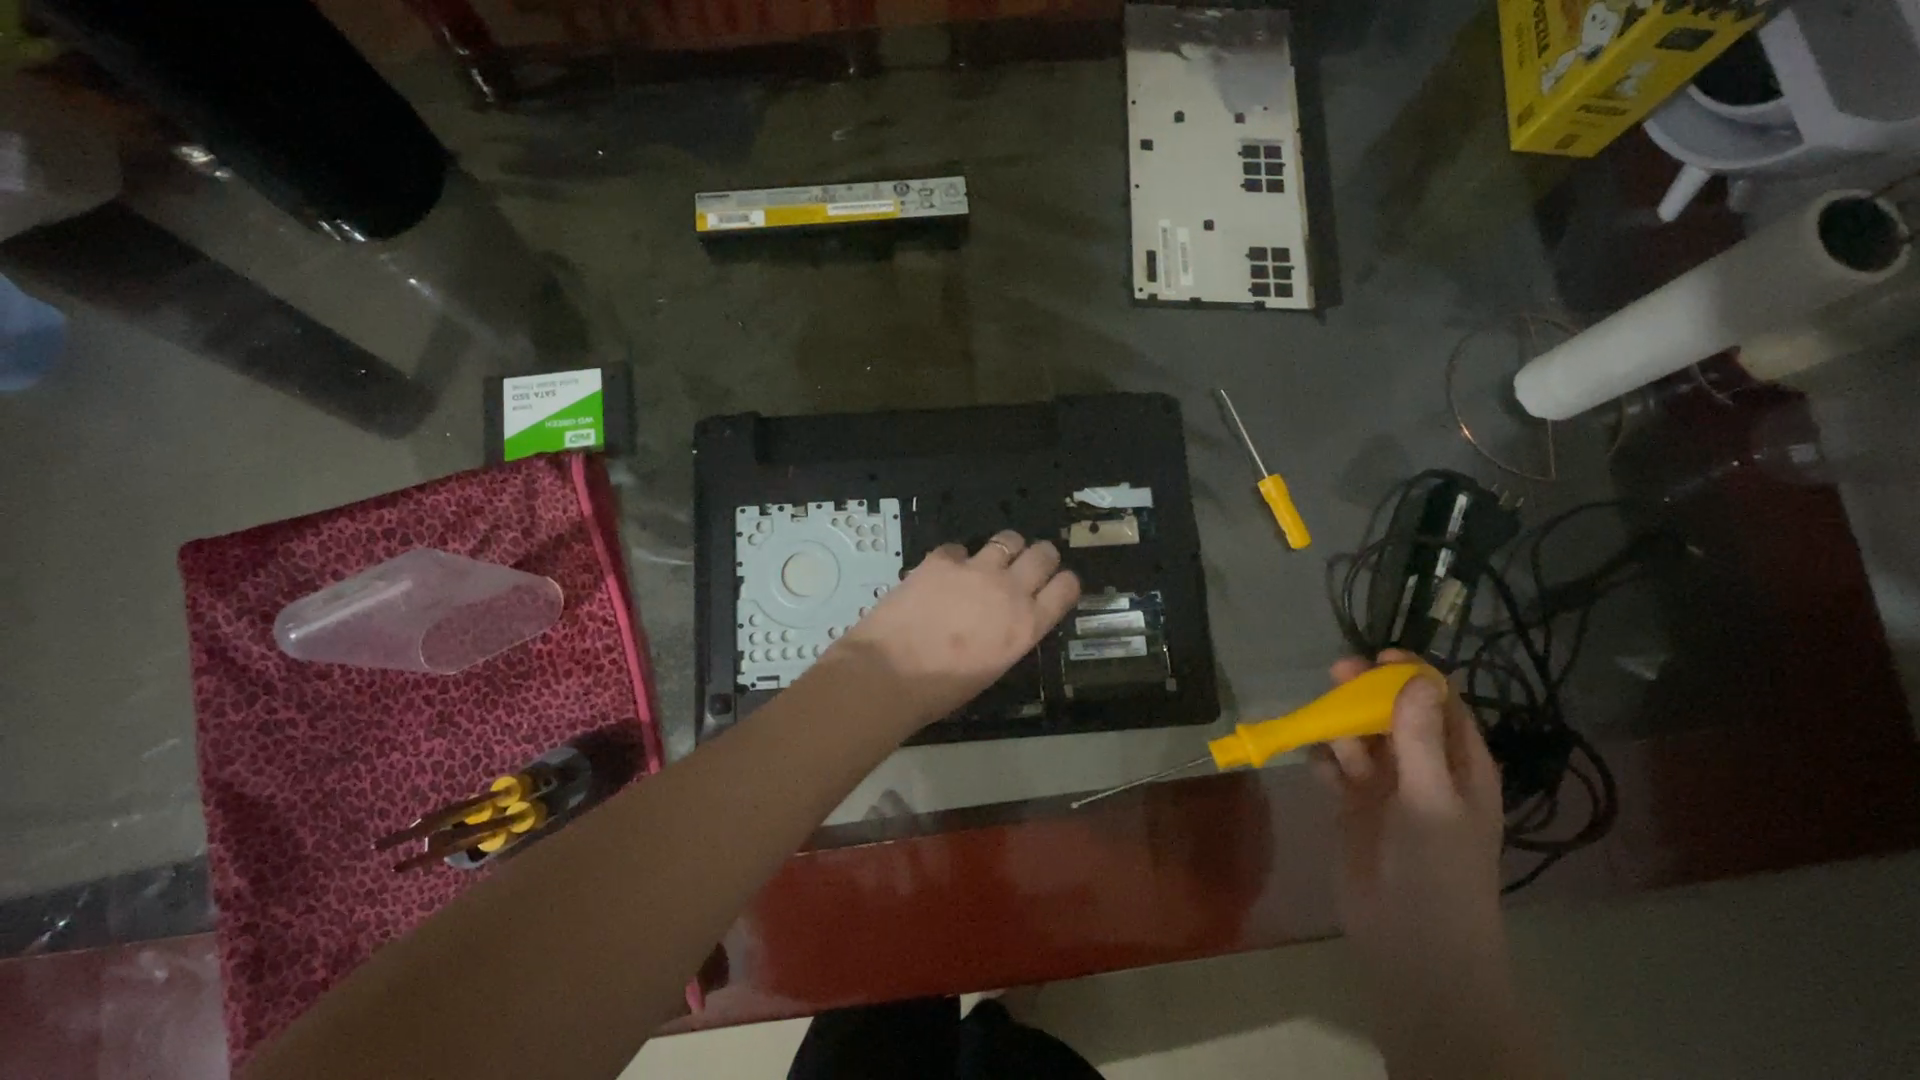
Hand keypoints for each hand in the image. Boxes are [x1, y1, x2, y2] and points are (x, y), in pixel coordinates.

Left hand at [838, 530, 1079, 731]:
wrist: (890, 672)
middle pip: (1044, 554)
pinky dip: (955, 558)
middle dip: (1040, 557)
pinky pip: (958, 548)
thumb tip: (1003, 623)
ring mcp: (975, 569)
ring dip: (1005, 548)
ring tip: (990, 561)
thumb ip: (1008, 636)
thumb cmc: (941, 689)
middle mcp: (1010, 590)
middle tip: (1026, 566)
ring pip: (1008, 539)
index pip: (1066, 587)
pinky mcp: (941, 559)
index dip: (1062, 583)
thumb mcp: (992, 668)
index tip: (1054, 586)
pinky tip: (942, 573)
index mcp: (1027, 626)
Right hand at [1312, 650, 1504, 978]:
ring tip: (1329, 735)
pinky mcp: (1354, 808)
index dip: (1413, 676)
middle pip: (1394, 714)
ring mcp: (1388, 790)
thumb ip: (1420, 739)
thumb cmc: (1438, 870)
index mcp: (1462, 765)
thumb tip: (1416, 678)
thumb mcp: (1433, 799)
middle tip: (1337, 673)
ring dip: (1344, 728)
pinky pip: (1336, 769)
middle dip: (1368, 694)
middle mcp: (1426, 770)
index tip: (1381, 656)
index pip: (1440, 704)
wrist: (1413, 944)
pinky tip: (1316, 761)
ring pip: (1363, 739)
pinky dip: (1325, 759)